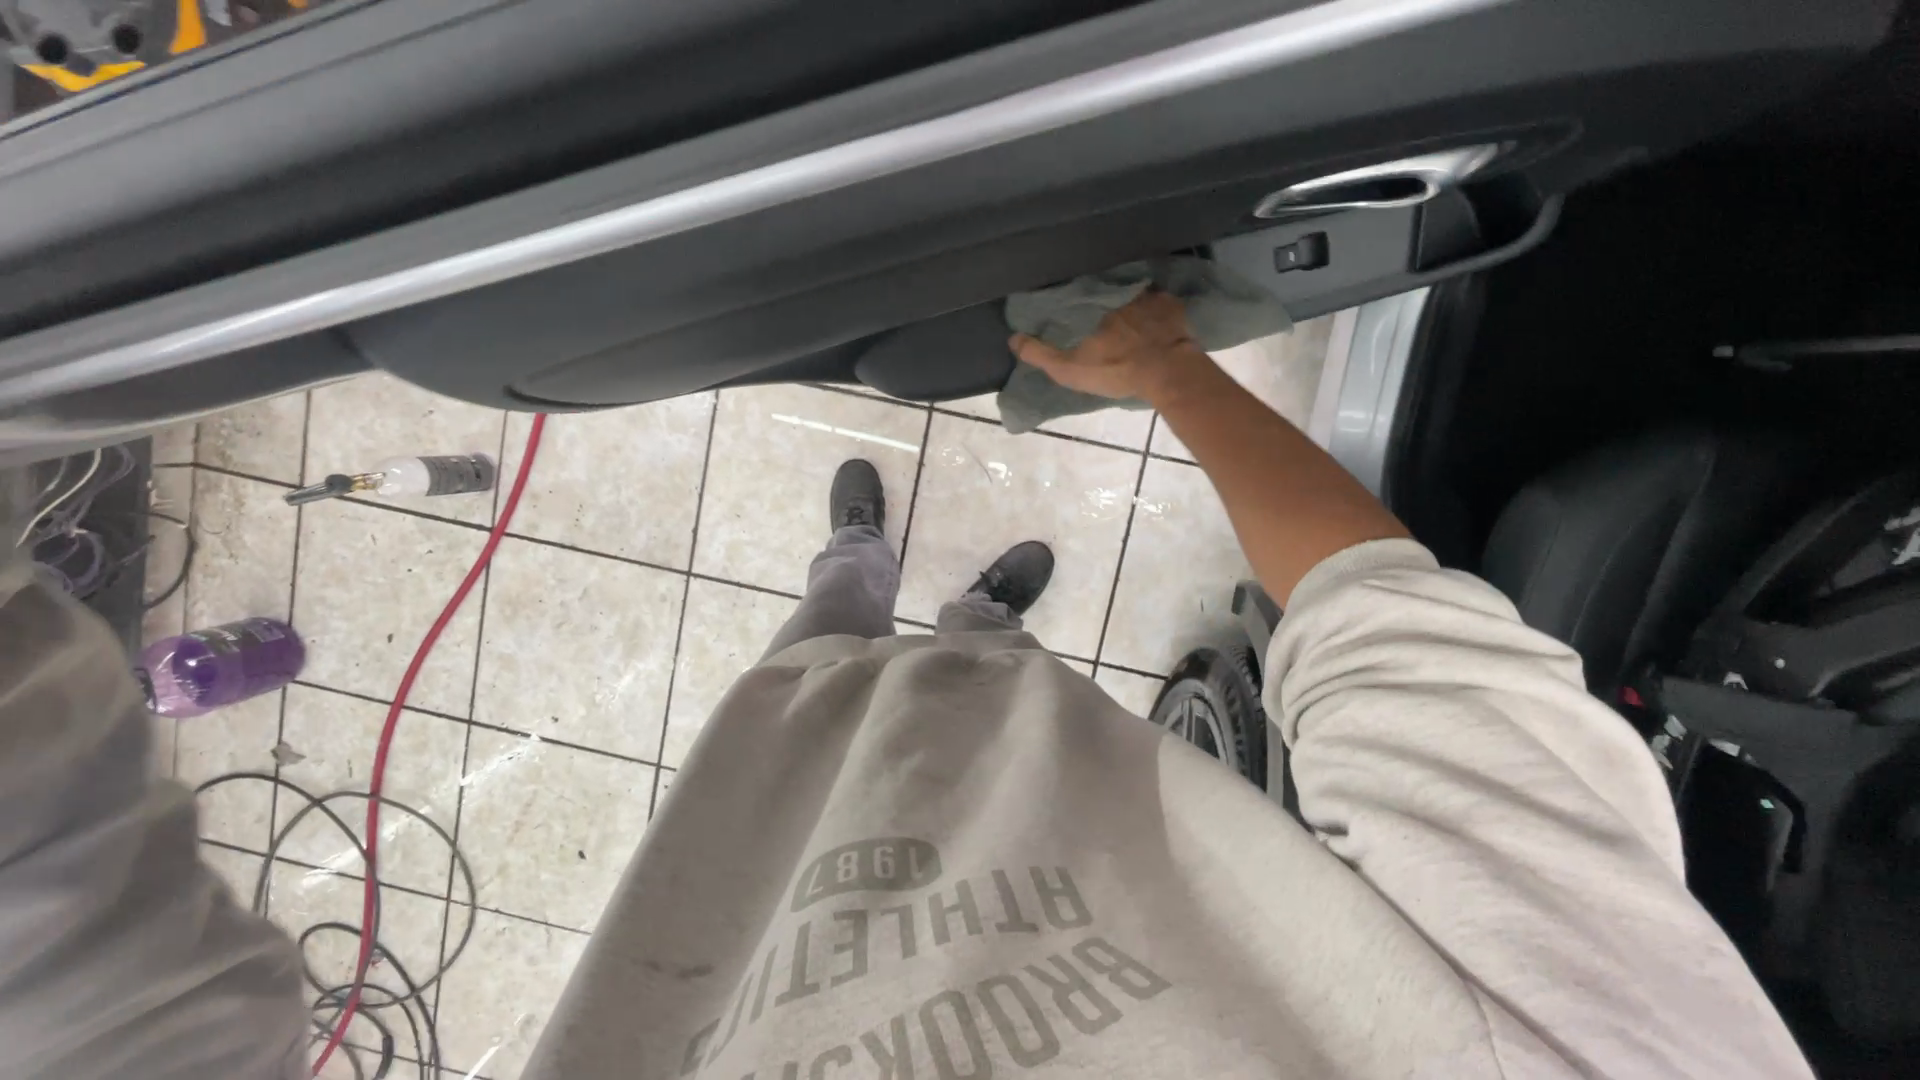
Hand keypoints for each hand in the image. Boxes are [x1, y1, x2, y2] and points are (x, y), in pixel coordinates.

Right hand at [1007, 290, 1216, 405]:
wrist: (1166, 372)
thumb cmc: (1115, 369)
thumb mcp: (1069, 368)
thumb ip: (1040, 354)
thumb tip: (1013, 337)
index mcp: (1093, 305)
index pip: (1078, 294)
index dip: (1075, 301)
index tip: (1074, 308)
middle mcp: (1119, 293)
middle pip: (1107, 292)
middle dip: (1105, 300)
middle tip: (1105, 312)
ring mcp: (1149, 296)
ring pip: (1135, 293)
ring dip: (1131, 302)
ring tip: (1131, 315)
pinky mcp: (1173, 305)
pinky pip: (1162, 301)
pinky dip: (1158, 307)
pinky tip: (1158, 317)